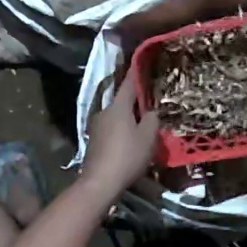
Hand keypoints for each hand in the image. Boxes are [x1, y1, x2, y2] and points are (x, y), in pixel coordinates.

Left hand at [79, 68, 160, 197]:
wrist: (100, 182)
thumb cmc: (127, 155)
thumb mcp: (148, 137)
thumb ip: (152, 119)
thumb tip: (151, 111)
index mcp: (118, 107)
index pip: (129, 84)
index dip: (137, 74)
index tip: (142, 65)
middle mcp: (104, 112)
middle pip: (122, 103)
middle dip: (136, 105)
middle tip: (151, 108)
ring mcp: (96, 127)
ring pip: (117, 118)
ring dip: (128, 121)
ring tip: (142, 130)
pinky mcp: (93, 141)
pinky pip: (111, 131)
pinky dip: (121, 133)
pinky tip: (129, 144)